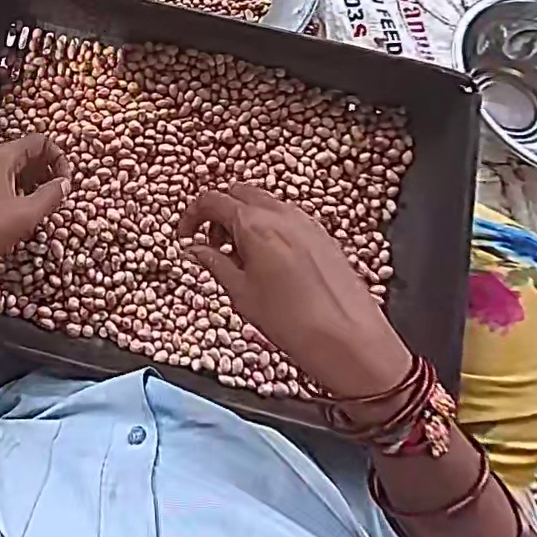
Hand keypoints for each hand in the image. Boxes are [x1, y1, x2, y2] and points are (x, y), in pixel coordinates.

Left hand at [0, 134, 70, 278]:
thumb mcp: (25, 215)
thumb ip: (50, 195)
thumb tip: (65, 183)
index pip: (39, 141)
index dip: (58, 158)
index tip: (66, 183)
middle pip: (25, 152)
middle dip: (46, 170)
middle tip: (58, 194)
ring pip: (12, 168)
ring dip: (32, 181)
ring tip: (43, 204)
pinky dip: (15, 189)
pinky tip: (20, 211)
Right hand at [176, 184, 411, 397]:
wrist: (351, 343)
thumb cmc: (294, 322)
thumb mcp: (240, 292)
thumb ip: (213, 262)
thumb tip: (195, 250)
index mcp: (254, 224)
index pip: (211, 201)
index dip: (192, 216)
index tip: (186, 235)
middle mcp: (281, 214)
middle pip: (238, 194)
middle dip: (218, 213)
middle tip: (210, 243)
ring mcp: (306, 223)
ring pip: (263, 204)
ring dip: (243, 220)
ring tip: (238, 258)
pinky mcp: (323, 236)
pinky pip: (286, 218)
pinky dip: (268, 228)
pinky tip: (266, 261)